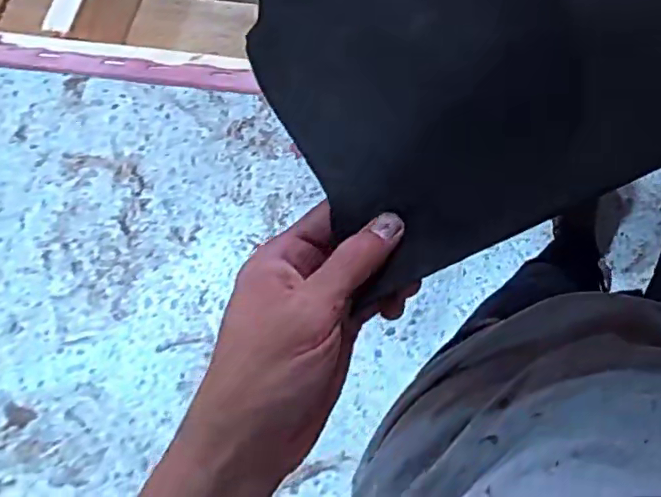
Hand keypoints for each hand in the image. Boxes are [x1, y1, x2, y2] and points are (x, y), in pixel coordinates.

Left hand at [142, 202, 417, 496]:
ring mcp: (319, 301)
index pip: (331, 215)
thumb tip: (390, 221)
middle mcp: (301, 275)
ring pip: (370, 267)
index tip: (404, 209)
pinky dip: (389, 296)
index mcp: (280, 260)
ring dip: (392, 274)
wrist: (248, 451)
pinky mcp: (337, 324)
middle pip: (356, 239)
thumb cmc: (257, 382)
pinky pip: (372, 294)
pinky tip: (395, 306)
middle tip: (412, 253)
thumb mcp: (310, 310)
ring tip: (404, 288)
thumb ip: (354, 260)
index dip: (368, 208)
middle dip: (387, 245)